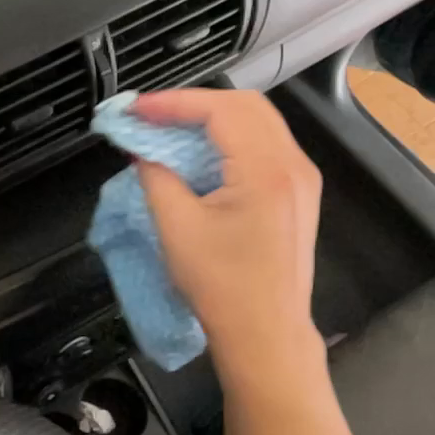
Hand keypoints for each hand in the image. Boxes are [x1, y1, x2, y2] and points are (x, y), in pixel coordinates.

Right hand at [135, 89, 322, 359]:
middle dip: (192, 103)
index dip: (173, 102)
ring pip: (256, 122)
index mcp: (267, 170)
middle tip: (149, 115)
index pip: (221, 110)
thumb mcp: (176, 228)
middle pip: (244, 105)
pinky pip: (262, 145)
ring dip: (210, 118)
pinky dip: (227, 138)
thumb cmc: (221, 285)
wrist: (264, 332)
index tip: (135, 110)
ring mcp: (300, 178)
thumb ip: (156, 177)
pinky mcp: (295, 192)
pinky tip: (197, 153)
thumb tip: (142, 150)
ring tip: (167, 129)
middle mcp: (292, 165)